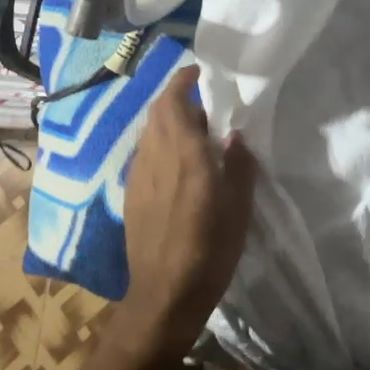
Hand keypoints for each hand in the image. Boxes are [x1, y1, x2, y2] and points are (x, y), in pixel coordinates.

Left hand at [121, 65, 258, 357]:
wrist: (163, 296)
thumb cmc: (209, 250)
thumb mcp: (239, 208)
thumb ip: (239, 165)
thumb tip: (235, 135)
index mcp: (184, 152)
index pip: (174, 99)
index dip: (184, 80)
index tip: (200, 72)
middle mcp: (155, 155)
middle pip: (158, 111)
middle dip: (177, 97)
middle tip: (204, 103)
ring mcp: (137, 174)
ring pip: (149, 132)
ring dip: (168, 121)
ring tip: (194, 132)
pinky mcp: (130, 194)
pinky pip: (145, 153)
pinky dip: (159, 144)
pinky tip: (177, 164)